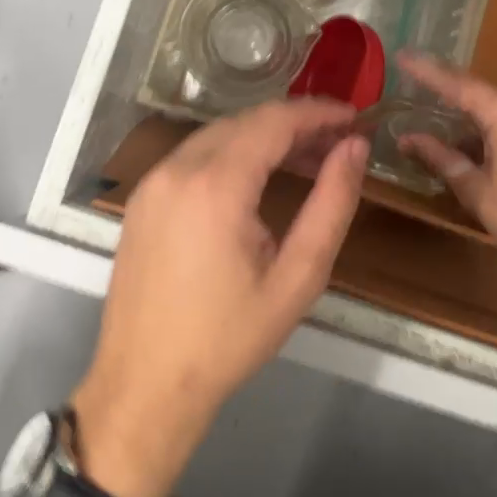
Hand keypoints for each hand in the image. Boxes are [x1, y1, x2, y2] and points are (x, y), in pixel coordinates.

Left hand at [71, 100, 367, 496]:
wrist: (146, 383)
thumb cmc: (228, 338)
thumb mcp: (297, 277)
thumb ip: (331, 205)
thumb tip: (355, 149)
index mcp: (215, 185)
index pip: (274, 121)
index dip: (319, 113)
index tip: (356, 118)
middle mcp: (177, 169)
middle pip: (245, 122)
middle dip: (294, 124)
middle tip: (339, 144)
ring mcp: (152, 183)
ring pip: (216, 136)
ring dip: (262, 138)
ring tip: (306, 161)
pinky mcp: (141, 201)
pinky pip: (192, 158)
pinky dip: (231, 156)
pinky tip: (257, 181)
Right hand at [395, 52, 496, 306]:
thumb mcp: (480, 194)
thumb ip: (443, 159)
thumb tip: (410, 139)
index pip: (458, 84)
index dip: (427, 71)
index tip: (404, 56)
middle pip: (491, 105)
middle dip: (466, 125)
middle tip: (448, 152)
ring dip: (496, 138)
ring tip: (489, 176)